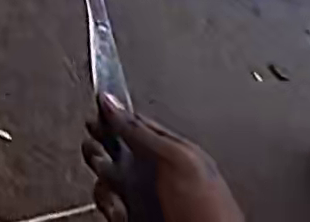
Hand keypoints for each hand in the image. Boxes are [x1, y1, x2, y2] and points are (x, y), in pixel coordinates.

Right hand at [82, 95, 243, 221]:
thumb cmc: (212, 216)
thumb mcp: (179, 161)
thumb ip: (141, 129)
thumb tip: (108, 99)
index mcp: (169, 151)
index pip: (128, 119)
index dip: (109, 114)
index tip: (98, 116)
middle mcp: (152, 170)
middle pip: (107, 143)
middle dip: (96, 146)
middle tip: (101, 155)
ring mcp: (142, 195)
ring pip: (101, 172)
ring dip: (102, 178)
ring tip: (115, 192)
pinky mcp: (132, 216)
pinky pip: (105, 201)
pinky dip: (107, 204)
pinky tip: (121, 211)